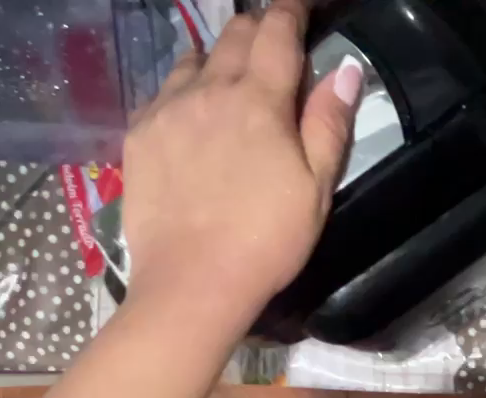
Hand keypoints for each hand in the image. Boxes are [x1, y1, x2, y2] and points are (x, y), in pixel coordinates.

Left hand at [120, 0, 360, 324]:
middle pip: (234, 36)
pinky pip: (163, 92)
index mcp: (259, 101)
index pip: (278, 31)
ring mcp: (168, 110)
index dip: (293, 10)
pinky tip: (193, 118)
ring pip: (194, 59)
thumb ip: (328, 126)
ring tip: (230, 85)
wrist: (194, 281)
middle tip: (274, 49)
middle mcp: (209, 89)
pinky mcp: (140, 135)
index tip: (303, 6)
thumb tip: (345, 71)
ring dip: (219, 61)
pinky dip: (185, 91)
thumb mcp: (315, 191)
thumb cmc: (267, 241)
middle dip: (259, 30)